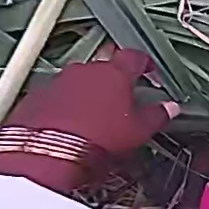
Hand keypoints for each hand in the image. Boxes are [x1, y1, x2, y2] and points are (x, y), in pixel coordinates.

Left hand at [0, 49, 177, 192]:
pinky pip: (59, 95)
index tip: (150, 71)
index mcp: (115, 73)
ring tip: (98, 117)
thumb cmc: (97, 138)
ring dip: (90, 93)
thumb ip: (157, 115)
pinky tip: (73, 124)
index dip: (146, 64)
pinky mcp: (38, 95)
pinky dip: (68, 104)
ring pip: (81, 81)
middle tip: (125, 100)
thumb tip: (170, 108)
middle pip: (106, 67)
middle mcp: (86, 69)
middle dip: (116, 81)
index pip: (135, 57)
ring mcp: (59, 80)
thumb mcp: (138, 131)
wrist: (47, 152)